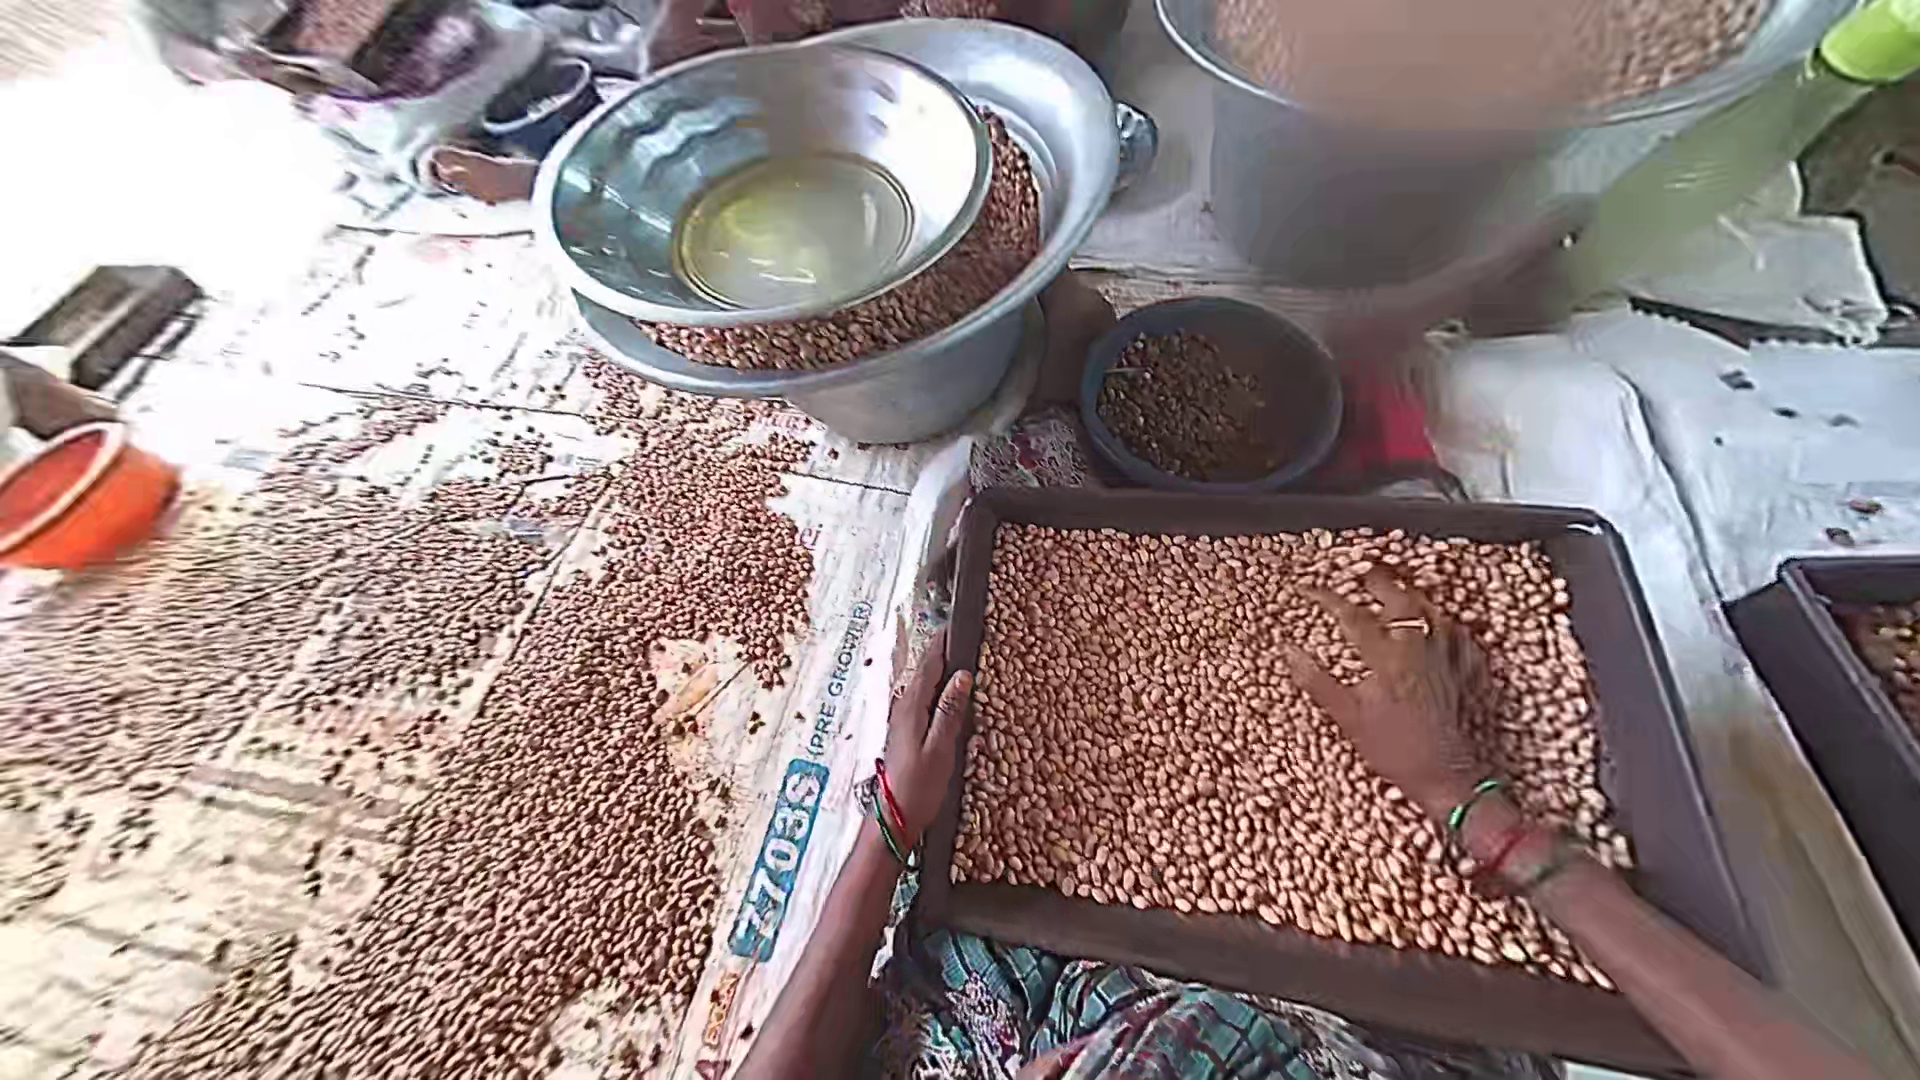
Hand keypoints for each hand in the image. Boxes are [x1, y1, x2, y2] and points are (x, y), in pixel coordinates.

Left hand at [882, 632, 972, 846]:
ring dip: (944, 670)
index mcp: (912, 705)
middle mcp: (905, 706)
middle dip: (946, 652)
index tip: (961, 624)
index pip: (930, 663)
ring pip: (927, 684)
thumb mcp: (940, 748)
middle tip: (970, 637)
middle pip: (927, 670)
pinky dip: (941, 689)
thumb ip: (950, 711)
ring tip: (967, 658)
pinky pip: (927, 699)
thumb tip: (962, 674)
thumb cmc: (919, 786)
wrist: (894, 818)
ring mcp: (905, 718)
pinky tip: (955, 695)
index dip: (945, 642)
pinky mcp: (909, 730)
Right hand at [1283, 568, 1488, 816]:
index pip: (1352, 615)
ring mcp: (1447, 660)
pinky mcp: (1465, 675)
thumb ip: (1316, 679)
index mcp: (1387, 657)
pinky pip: (1461, 637)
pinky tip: (1441, 624)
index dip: (1326, 598)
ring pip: (1433, 614)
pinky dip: (1447, 624)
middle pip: (1400, 601)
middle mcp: (1420, 650)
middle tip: (1358, 571)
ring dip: (1412, 597)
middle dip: (1376, 582)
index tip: (1306, 589)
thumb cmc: (1393, 749)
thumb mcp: (1346, 716)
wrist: (1449, 778)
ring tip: (1396, 589)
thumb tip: (1288, 650)